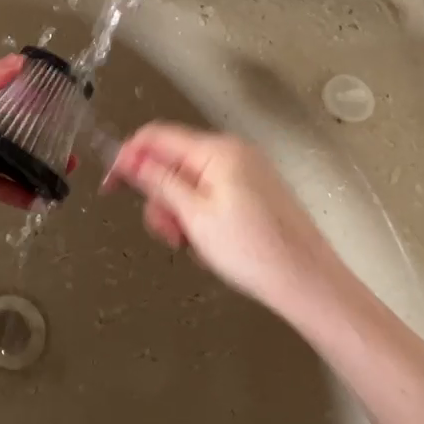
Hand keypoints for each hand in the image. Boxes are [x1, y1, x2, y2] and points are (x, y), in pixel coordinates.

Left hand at [0, 53, 71, 220]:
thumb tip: (19, 62)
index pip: (1, 93)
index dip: (27, 93)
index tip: (57, 92)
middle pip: (13, 128)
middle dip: (41, 131)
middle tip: (70, 132)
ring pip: (15, 159)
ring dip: (40, 162)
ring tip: (67, 165)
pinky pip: (6, 188)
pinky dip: (27, 193)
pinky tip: (47, 195)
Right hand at [102, 122, 332, 304]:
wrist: (311, 286)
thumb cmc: (255, 252)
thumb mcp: (193, 216)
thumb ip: (157, 181)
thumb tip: (127, 158)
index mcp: (217, 151)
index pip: (156, 136)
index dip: (128, 157)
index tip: (112, 185)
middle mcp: (233, 153)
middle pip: (172, 162)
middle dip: (159, 196)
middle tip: (166, 232)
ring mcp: (246, 172)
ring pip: (189, 182)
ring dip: (178, 211)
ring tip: (190, 244)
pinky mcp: (254, 193)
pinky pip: (210, 194)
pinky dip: (199, 215)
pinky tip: (209, 244)